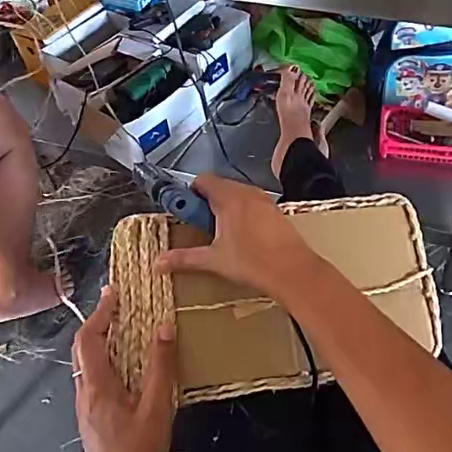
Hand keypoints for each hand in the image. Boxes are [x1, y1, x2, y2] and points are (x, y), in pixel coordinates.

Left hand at [71, 287, 176, 451]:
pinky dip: (109, 356)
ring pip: (88, 362)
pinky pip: (96, 375)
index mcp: (97, 387)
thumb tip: (165, 326)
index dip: (101, 312)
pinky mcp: (95, 417)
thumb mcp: (156, 408)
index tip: (117, 292)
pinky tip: (129, 361)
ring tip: (128, 324)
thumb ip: (161, 366)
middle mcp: (85, 393)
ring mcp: (87, 407)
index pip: (90, 338)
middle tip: (122, 302)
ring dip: (104, 338)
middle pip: (84, 348)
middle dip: (101, 321)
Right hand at [157, 174, 325, 298]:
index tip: (187, 213)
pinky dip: (242, 213)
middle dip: (207, 203)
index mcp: (229, 197)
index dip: (191, 194)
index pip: (203, 180)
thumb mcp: (214, 260)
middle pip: (220, 186)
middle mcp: (247, 192)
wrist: (293, 270)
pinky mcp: (275, 210)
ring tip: (222, 235)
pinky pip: (252, 203)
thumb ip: (185, 258)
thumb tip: (158, 262)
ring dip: (225, 208)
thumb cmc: (252, 262)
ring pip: (237, 194)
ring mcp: (264, 200)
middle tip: (202, 228)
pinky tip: (243, 237)